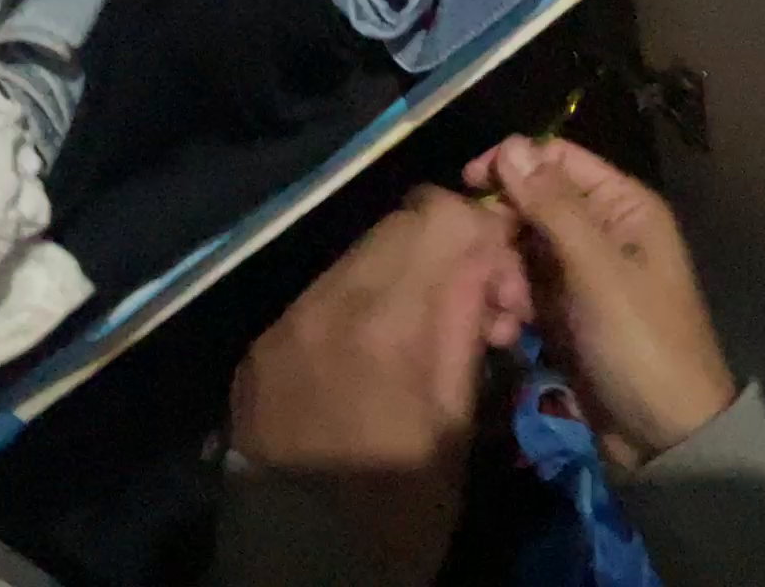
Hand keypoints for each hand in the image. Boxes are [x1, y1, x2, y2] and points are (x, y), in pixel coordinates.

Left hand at [229, 186, 527, 584]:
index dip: (482, 230)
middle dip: (451, 246)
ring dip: (410, 270)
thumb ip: (467, 322)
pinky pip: (329, 288)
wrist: (294, 584)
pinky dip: (367, 297)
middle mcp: (327, 304)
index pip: (440, 215)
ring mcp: (286, 321)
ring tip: (429, 325)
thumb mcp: (456, 423)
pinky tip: (381, 343)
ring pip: (365, 249)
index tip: (502, 280)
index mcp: (388, 326)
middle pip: (402, 220)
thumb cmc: (398, 515)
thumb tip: (485, 258)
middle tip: (478, 304)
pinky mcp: (262, 343)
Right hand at [466, 136, 737, 467]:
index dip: (513, 164)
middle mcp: (602, 229)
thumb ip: (553, 206)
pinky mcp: (565, 309)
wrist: (665, 439)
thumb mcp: (597, 269)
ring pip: (522, 248)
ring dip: (505, 274)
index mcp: (622, 206)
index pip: (558, 160)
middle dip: (504, 232)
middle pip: (533, 204)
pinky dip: (512, 303)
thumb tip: (512, 144)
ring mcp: (581, 271)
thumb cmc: (641, 341)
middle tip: (487, 268)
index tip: (468, 182)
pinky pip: (525, 287)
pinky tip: (508, 331)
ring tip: (509, 311)